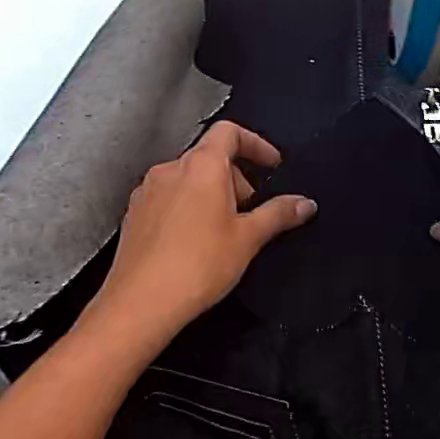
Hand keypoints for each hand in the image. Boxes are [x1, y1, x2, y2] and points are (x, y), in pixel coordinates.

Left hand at [81, 122, 315, 353]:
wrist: (138, 306)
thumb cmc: (196, 266)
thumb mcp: (249, 238)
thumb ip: (279, 214)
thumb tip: (304, 204)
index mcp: (201, 166)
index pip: (230, 132)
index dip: (256, 144)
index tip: (272, 165)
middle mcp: (170, 171)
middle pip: (210, 155)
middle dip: (237, 177)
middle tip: (253, 208)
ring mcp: (147, 192)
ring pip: (189, 177)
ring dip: (213, 192)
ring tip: (227, 228)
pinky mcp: (135, 215)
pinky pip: (170, 197)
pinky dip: (190, 206)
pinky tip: (199, 241)